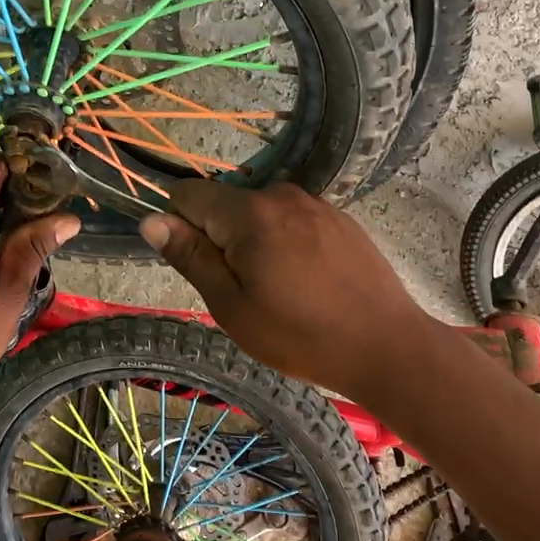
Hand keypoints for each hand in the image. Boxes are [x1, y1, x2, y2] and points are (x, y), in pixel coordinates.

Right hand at [139, 180, 434, 396]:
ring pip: (258, 212)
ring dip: (254, 242)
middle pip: (224, 203)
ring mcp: (314, 202)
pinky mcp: (338, 216)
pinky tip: (308, 281)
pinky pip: (291, 219)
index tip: (202, 268)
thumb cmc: (301, 336)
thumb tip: (150, 220)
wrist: (389, 347)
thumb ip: (190, 257)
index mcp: (248, 213)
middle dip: (221, 238)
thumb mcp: (231, 306)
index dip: (181, 228)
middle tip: (244, 290)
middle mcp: (280, 194)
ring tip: (279, 290)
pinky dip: (285, 242)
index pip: (187, 194)